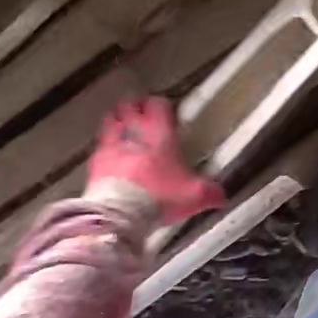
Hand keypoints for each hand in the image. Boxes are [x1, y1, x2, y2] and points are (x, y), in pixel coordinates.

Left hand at [86, 97, 223, 225]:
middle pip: (129, 110)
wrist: (121, 214)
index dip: (160, 104)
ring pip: (109, 124)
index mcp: (160, 138)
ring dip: (114, 121)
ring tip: (116, 122)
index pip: (158, 108)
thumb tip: (222, 196)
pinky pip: (97, 148)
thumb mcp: (195, 197)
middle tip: (136, 106)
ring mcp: (111, 150)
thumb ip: (210, 193)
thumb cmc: (159, 198)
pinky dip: (102, 147)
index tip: (162, 104)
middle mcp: (134, 138)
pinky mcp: (95, 166)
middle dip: (133, 106)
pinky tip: (105, 154)